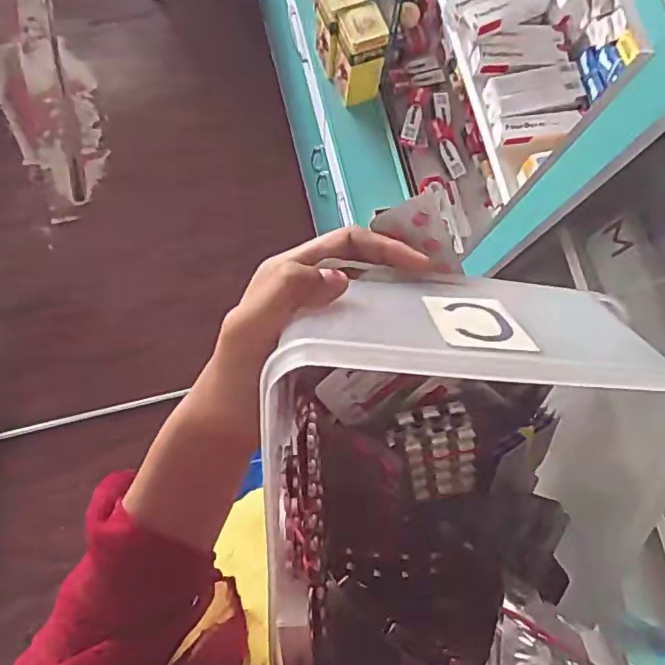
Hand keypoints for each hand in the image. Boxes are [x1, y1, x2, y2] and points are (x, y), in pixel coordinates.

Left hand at [123, 227, 429, 550]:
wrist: (226, 422)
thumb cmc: (234, 376)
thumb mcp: (248, 328)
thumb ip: (283, 293)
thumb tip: (340, 277)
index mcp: (287, 271)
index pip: (345, 242)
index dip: (385, 247)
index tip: (421, 265)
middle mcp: (305, 285)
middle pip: (360, 259)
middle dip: (400, 261)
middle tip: (438, 278)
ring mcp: (316, 314)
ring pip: (364, 288)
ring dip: (397, 287)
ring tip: (431, 300)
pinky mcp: (325, 340)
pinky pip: (361, 319)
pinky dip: (386, 317)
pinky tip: (405, 332)